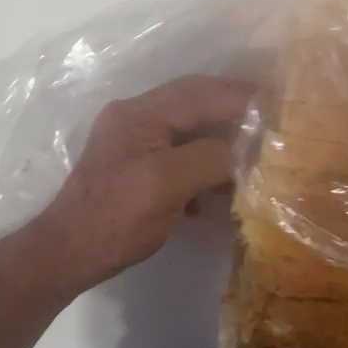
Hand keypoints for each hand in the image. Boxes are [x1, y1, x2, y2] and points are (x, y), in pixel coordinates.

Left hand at [29, 75, 253, 291]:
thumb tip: (245, 148)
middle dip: (234, 109)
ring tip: (255, 149)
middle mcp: (136, 116)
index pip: (201, 94)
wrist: (67, 253)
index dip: (241, 97)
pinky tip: (221, 183)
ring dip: (222, 134)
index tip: (280, 103)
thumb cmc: (115, 219)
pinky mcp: (137, 164)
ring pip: (190, 125)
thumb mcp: (166, 185)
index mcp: (140, 113)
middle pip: (195, 101)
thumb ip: (209, 158)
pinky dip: (205, 159)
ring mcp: (134, 140)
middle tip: (274, 118)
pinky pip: (180, 148)